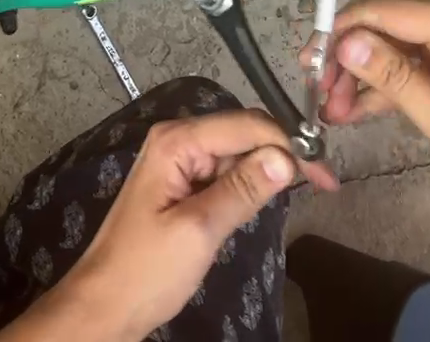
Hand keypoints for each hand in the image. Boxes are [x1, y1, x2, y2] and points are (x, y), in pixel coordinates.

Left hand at [26, 110, 307, 341]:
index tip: (324, 173)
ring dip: (268, 165)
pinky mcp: (181, 182)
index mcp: (176, 140)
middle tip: (324, 181)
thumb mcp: (199, 230)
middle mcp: (177, 138)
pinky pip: (223, 169)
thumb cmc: (147, 269)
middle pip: (241, 130)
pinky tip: (268, 193)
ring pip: (236, 149)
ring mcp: (178, 160)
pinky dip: (249, 179)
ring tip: (308, 185)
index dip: (287, 142)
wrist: (105, 304)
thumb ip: (242, 190)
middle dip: (282, 149)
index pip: (244, 124)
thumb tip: (286, 157)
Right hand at [315, 0, 429, 265]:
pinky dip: (385, 81)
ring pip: (396, 40)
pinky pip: (414, 61)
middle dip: (347, 47)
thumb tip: (346, 41)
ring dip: (361, 68)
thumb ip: (400, 82)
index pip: (391, 9)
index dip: (343, 26)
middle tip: (316, 88)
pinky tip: (355, 108)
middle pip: (390, 17)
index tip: (308, 59)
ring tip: (331, 108)